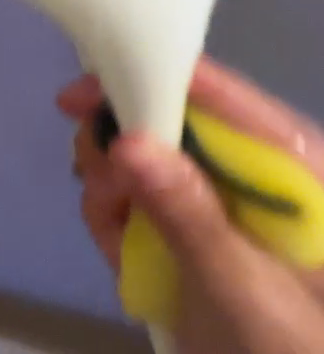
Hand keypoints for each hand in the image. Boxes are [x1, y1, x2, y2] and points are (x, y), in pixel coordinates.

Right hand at [59, 57, 323, 352]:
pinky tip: (120, 248)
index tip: (103, 74)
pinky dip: (111, 211)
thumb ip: (190, 218)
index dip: (176, 80)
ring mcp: (228, 208)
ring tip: (114, 231)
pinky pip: (131, 190)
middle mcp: (269, 189)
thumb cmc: (289, 351)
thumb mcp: (246, 293)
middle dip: (125, 148)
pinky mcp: (193, 226)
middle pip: (179, 127)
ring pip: (142, 156)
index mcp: (309, 192)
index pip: (247, 112)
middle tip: (96, 177)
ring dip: (111, 185)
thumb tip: (128, 141)